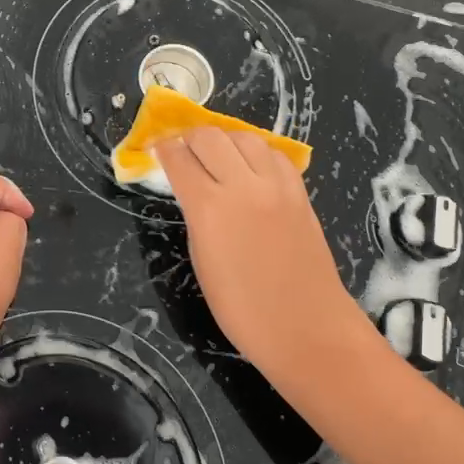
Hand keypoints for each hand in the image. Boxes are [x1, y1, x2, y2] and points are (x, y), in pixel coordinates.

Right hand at [157, 128, 372, 379]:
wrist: (306, 327)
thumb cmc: (241, 308)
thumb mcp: (202, 259)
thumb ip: (195, 215)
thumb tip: (191, 188)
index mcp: (209, 208)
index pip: (179, 158)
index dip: (164, 149)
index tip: (157, 149)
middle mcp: (243, 187)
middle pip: (210, 136)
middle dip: (191, 139)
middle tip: (184, 152)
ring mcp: (277, 187)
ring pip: (245, 137)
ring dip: (226, 141)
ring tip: (219, 157)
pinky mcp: (300, 193)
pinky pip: (275, 155)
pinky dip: (257, 153)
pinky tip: (251, 169)